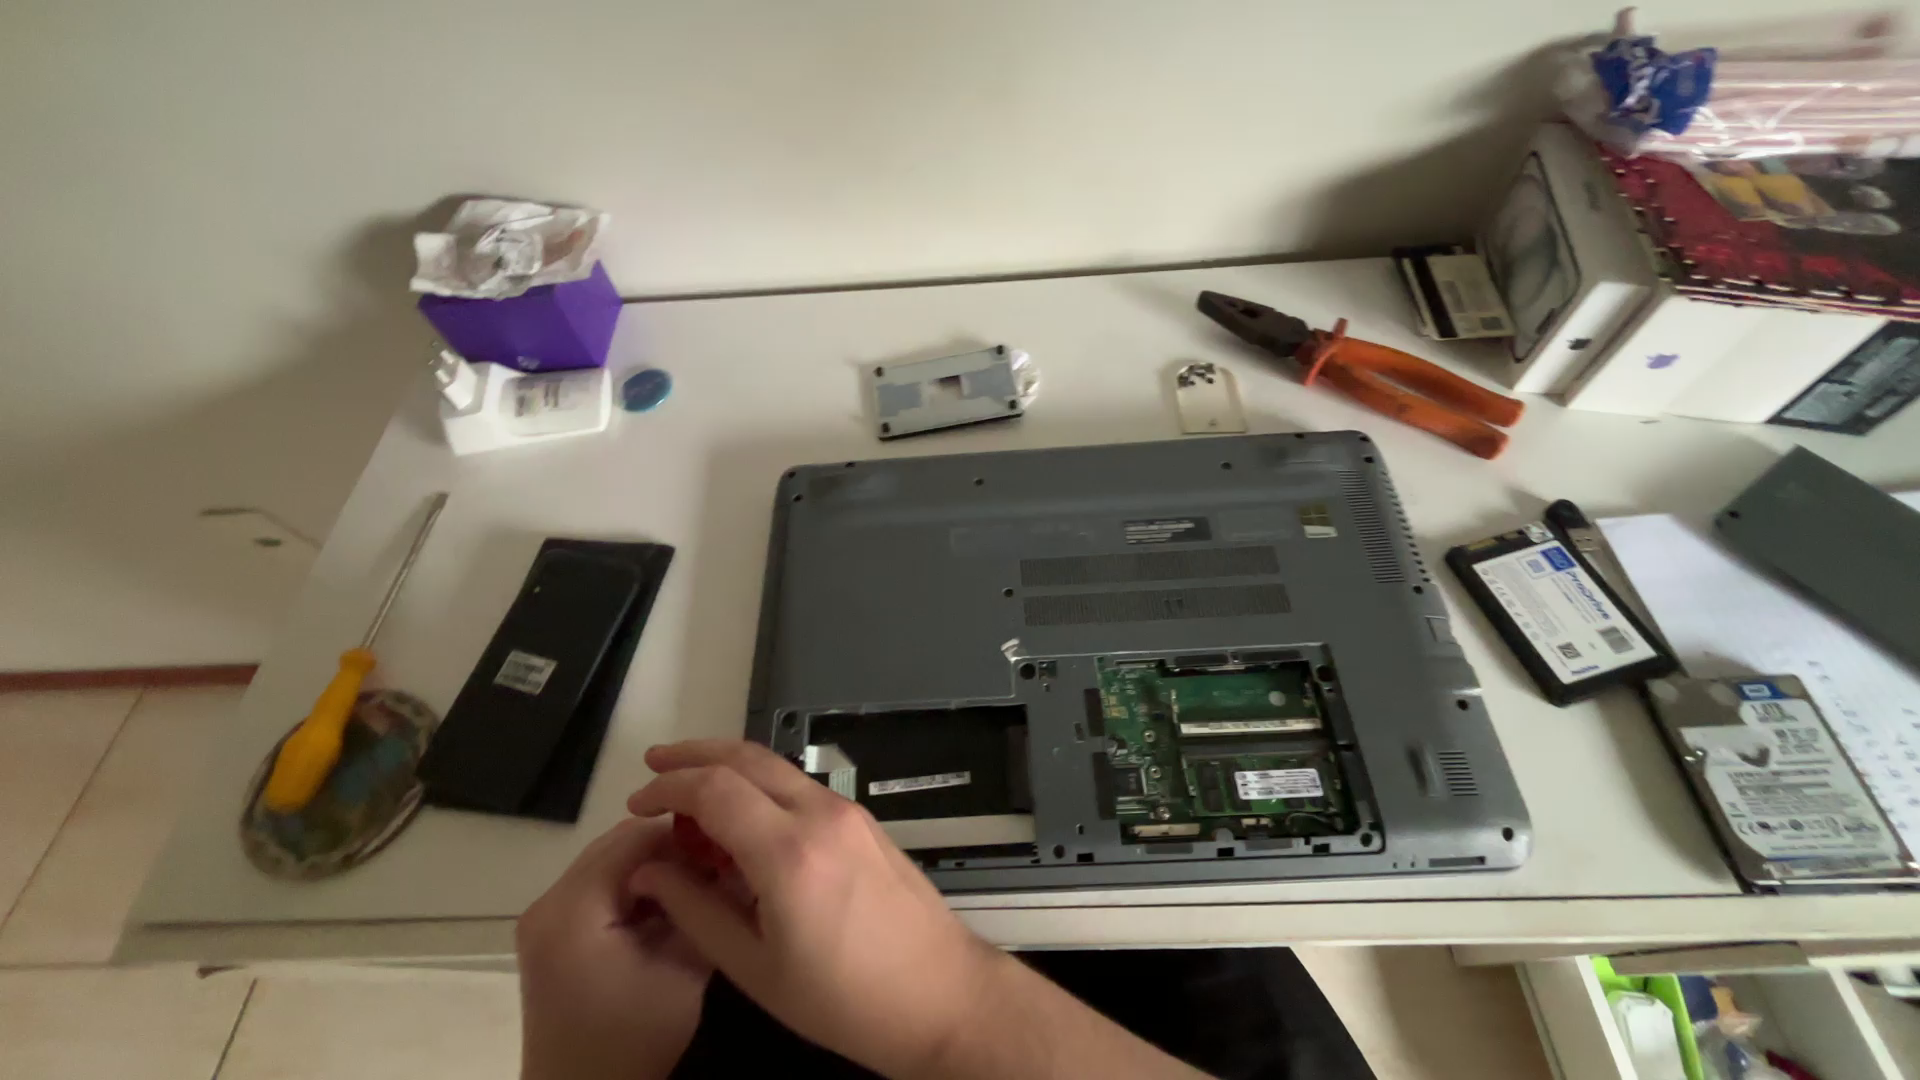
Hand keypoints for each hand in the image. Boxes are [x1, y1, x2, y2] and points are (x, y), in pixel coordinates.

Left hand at [516, 817, 711, 1079]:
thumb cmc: (634, 1040)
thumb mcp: (685, 967)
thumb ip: (707, 904)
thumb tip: (738, 856)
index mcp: (573, 908)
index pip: (637, 836)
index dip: (687, 833)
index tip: (729, 845)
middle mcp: (548, 902)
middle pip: (620, 843)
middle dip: (672, 846)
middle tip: (720, 862)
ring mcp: (545, 917)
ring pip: (611, 860)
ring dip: (656, 864)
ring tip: (701, 881)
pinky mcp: (552, 934)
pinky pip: (600, 885)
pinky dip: (637, 884)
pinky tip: (671, 904)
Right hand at [625, 740, 1008, 1076]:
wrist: (941, 994)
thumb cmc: (845, 1000)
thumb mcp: (756, 970)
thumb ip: (697, 911)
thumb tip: (652, 872)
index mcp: (790, 853)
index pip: (715, 789)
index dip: (668, 787)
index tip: (637, 802)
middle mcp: (821, 815)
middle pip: (748, 757)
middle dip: (694, 754)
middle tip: (654, 763)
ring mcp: (848, 813)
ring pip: (777, 767)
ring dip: (728, 766)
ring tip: (687, 786)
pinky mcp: (863, 821)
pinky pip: (801, 788)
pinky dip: (761, 786)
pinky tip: (740, 815)